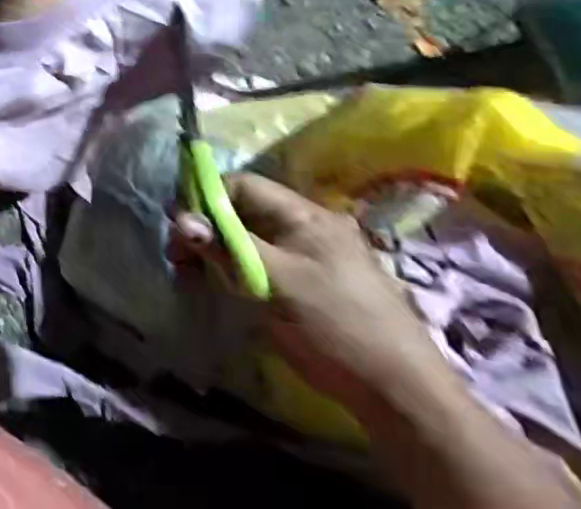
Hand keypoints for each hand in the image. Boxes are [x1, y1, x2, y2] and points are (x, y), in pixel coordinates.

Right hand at [173, 174, 455, 418]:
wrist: (401, 395)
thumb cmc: (336, 326)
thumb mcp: (273, 281)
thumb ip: (225, 245)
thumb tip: (179, 219)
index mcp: (307, 216)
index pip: (242, 185)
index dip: (205, 198)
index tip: (179, 225)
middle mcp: (311, 226)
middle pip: (243, 210)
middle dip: (207, 227)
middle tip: (179, 254)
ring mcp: (313, 255)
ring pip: (249, 236)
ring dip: (217, 249)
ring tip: (192, 271)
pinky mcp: (311, 281)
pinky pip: (262, 259)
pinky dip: (236, 266)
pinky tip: (220, 283)